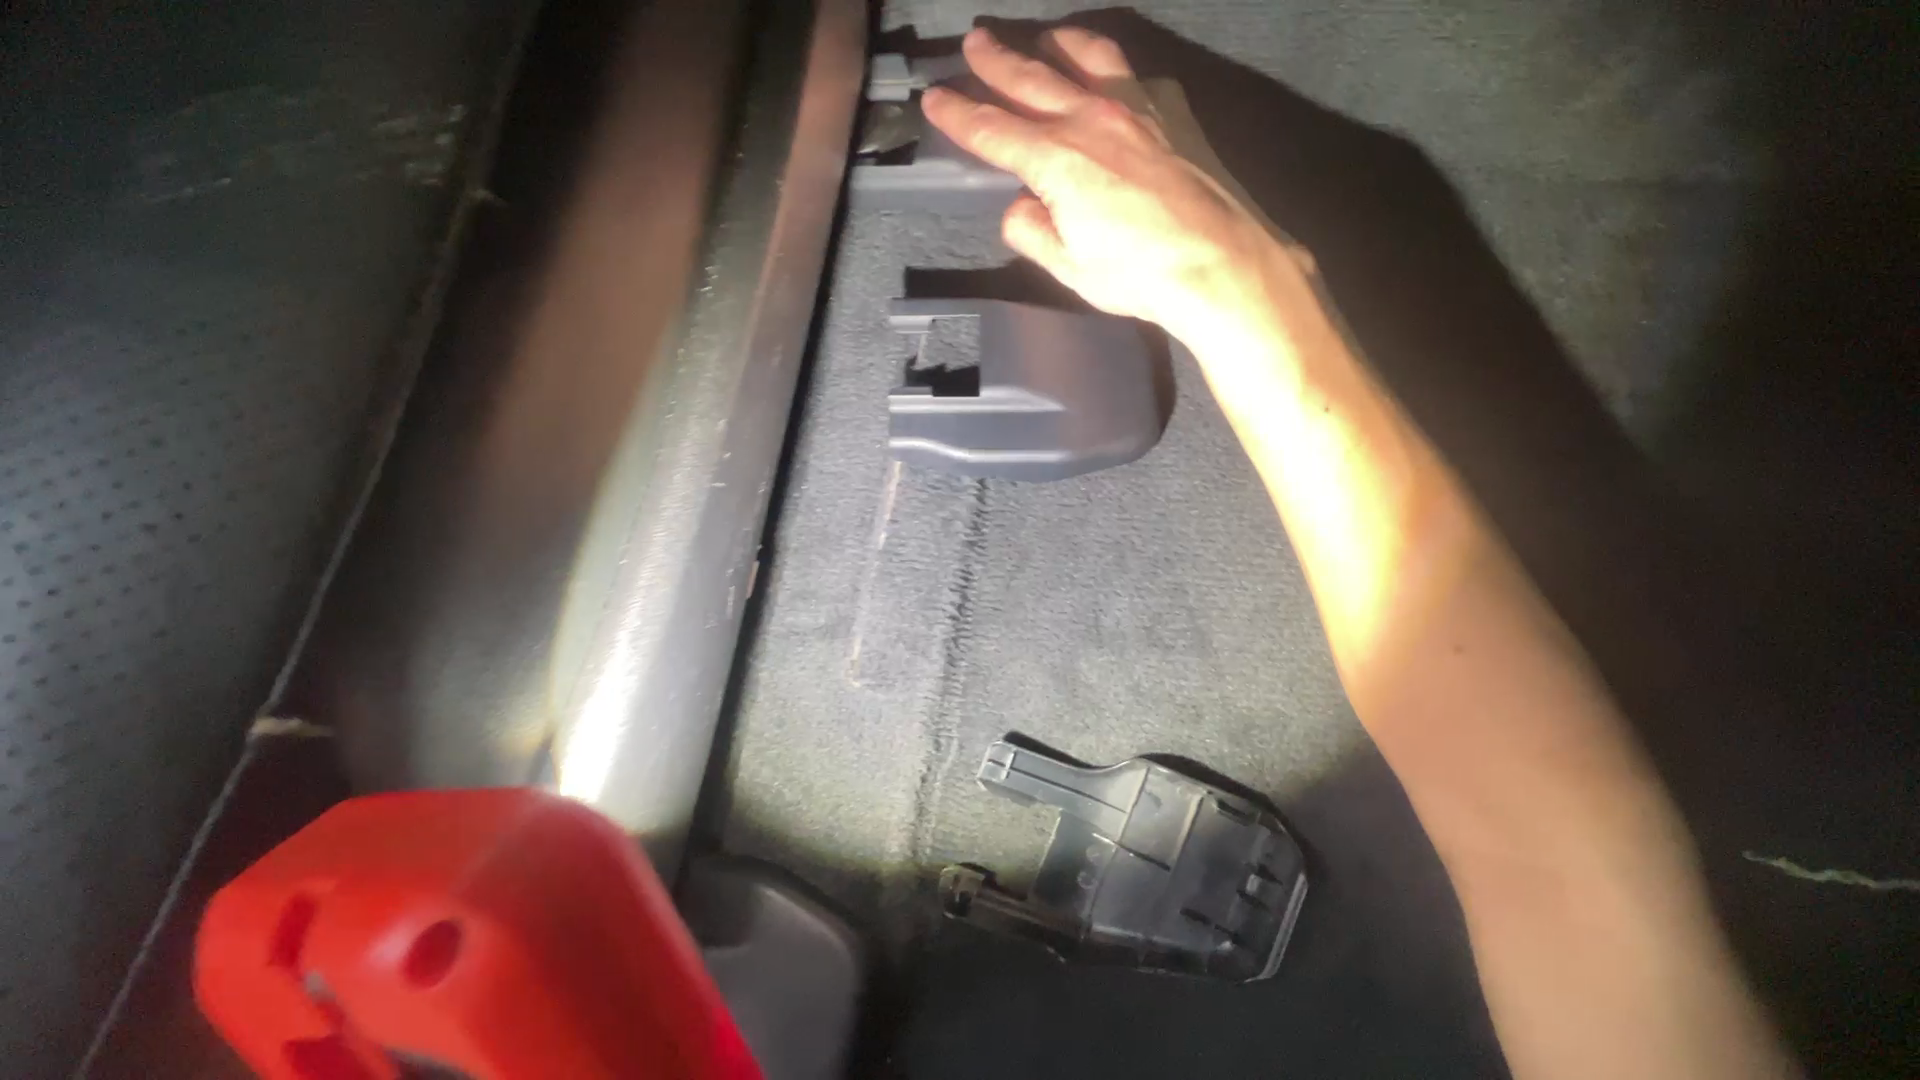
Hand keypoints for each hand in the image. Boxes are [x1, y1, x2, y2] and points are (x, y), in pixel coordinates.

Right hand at [921, 27, 1291, 341]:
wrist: (1220, 262)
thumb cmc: (1139, 274)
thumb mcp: (1069, 268)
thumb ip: (1032, 231)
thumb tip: (1020, 206)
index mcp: (1056, 161)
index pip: (992, 130)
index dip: (958, 113)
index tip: (934, 97)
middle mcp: (1090, 119)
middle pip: (1031, 79)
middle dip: (995, 60)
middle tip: (974, 41)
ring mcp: (1136, 108)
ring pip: (1086, 58)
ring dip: (1055, 44)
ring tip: (1043, 38)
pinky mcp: (1172, 112)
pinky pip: (1133, 73)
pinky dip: (1110, 67)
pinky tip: (1109, 76)